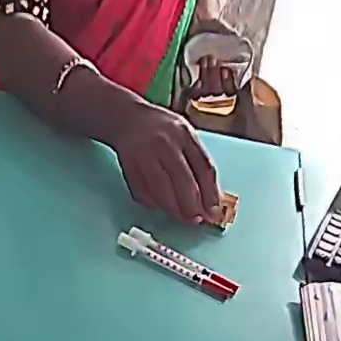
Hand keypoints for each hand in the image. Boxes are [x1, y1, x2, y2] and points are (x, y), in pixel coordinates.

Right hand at [104, 98, 222, 224]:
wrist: (127, 119)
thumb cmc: (162, 131)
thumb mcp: (185, 136)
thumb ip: (197, 163)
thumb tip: (210, 200)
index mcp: (184, 134)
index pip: (203, 168)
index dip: (210, 194)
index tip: (213, 213)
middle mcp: (165, 143)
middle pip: (183, 181)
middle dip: (192, 206)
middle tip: (196, 220)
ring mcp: (145, 154)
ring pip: (162, 190)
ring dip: (174, 209)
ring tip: (182, 218)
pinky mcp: (129, 166)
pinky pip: (143, 192)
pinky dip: (154, 204)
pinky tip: (161, 207)